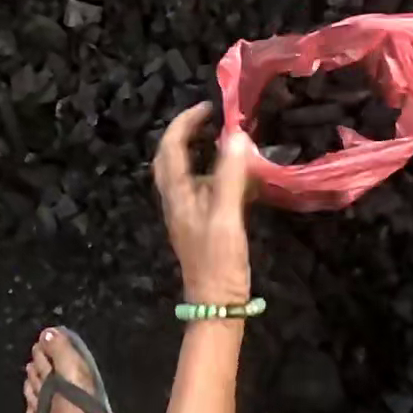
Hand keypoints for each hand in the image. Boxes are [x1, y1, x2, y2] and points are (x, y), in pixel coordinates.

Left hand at [154, 102, 253, 305]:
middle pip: (172, 156)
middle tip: (213, 119)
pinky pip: (205, 188)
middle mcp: (176, 198)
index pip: (171, 146)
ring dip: (203, 152)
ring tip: (229, 140)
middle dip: (188, 132)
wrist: (216, 305)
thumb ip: (230, 175)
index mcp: (176, 192)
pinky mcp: (201, 223)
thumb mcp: (227, 216)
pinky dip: (218, 174)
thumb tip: (236, 135)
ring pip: (189, 171)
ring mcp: (188, 211)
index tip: (209, 107)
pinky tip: (241, 176)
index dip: (185, 121)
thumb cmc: (218, 260)